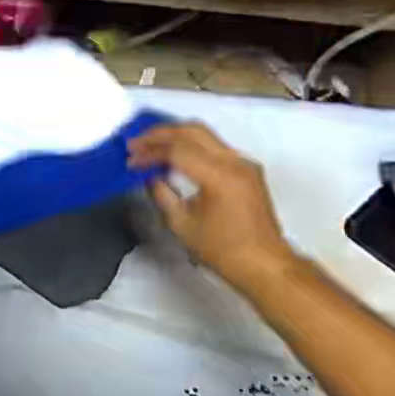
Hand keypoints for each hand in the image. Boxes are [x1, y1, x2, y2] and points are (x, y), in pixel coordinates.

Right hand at [127, 123, 299, 283]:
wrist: (264, 264)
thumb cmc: (222, 249)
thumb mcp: (180, 223)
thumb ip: (161, 193)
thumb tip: (150, 175)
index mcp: (219, 176)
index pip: (176, 151)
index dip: (148, 153)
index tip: (130, 161)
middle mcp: (234, 162)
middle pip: (191, 131)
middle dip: (159, 134)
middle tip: (136, 143)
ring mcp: (243, 163)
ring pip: (204, 133)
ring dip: (174, 136)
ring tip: (150, 145)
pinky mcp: (246, 169)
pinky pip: (213, 145)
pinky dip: (190, 144)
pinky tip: (174, 155)